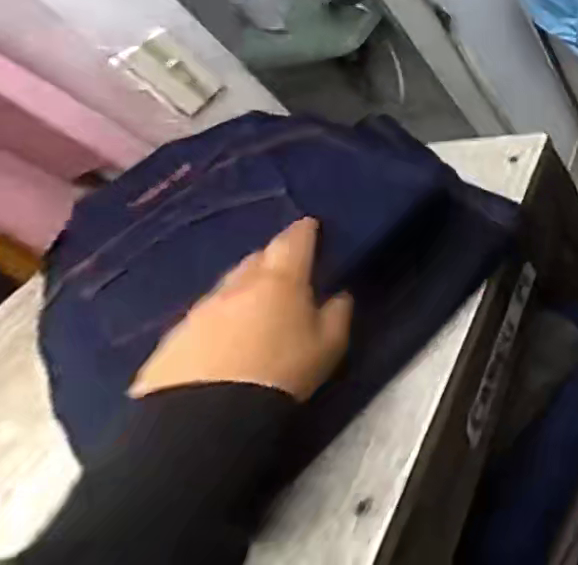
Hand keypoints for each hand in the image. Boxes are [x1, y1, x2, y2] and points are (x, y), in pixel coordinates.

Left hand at [131, 217, 352, 402]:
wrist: (201, 424)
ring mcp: (195, 317)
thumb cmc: (281, 373)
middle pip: (253, 261)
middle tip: (286, 264)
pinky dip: (219, 316)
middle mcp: (234, 290)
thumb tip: (336, 296)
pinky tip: (227, 333)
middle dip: (270, 258)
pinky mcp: (169, 344)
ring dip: (242, 287)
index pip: (292, 243)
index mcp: (279, 283)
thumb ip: (337, 312)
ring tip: (257, 301)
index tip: (310, 224)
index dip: (303, 231)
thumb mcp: (330, 343)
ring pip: (224, 288)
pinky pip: (201, 318)